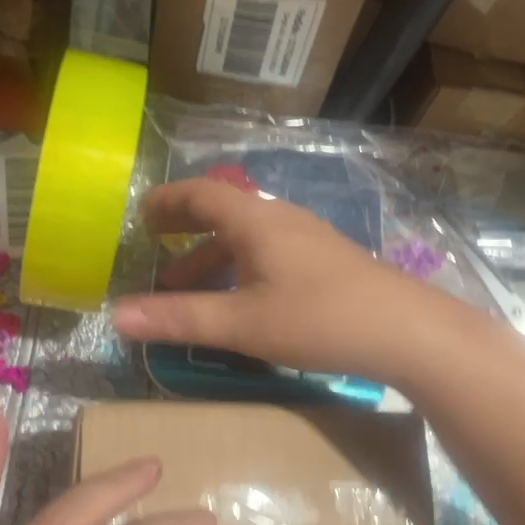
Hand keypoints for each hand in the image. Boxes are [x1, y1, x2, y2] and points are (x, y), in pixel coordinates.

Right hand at [111, 177, 480, 385]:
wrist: (407, 331)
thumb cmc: (319, 319)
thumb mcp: (242, 323)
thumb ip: (180, 318)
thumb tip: (117, 315)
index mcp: (255, 220)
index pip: (200, 193)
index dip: (166, 201)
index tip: (138, 216)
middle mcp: (280, 219)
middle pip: (223, 210)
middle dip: (184, 227)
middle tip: (153, 244)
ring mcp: (307, 239)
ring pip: (246, 237)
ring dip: (211, 256)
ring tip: (184, 287)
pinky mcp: (325, 262)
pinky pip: (267, 252)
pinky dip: (238, 268)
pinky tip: (239, 299)